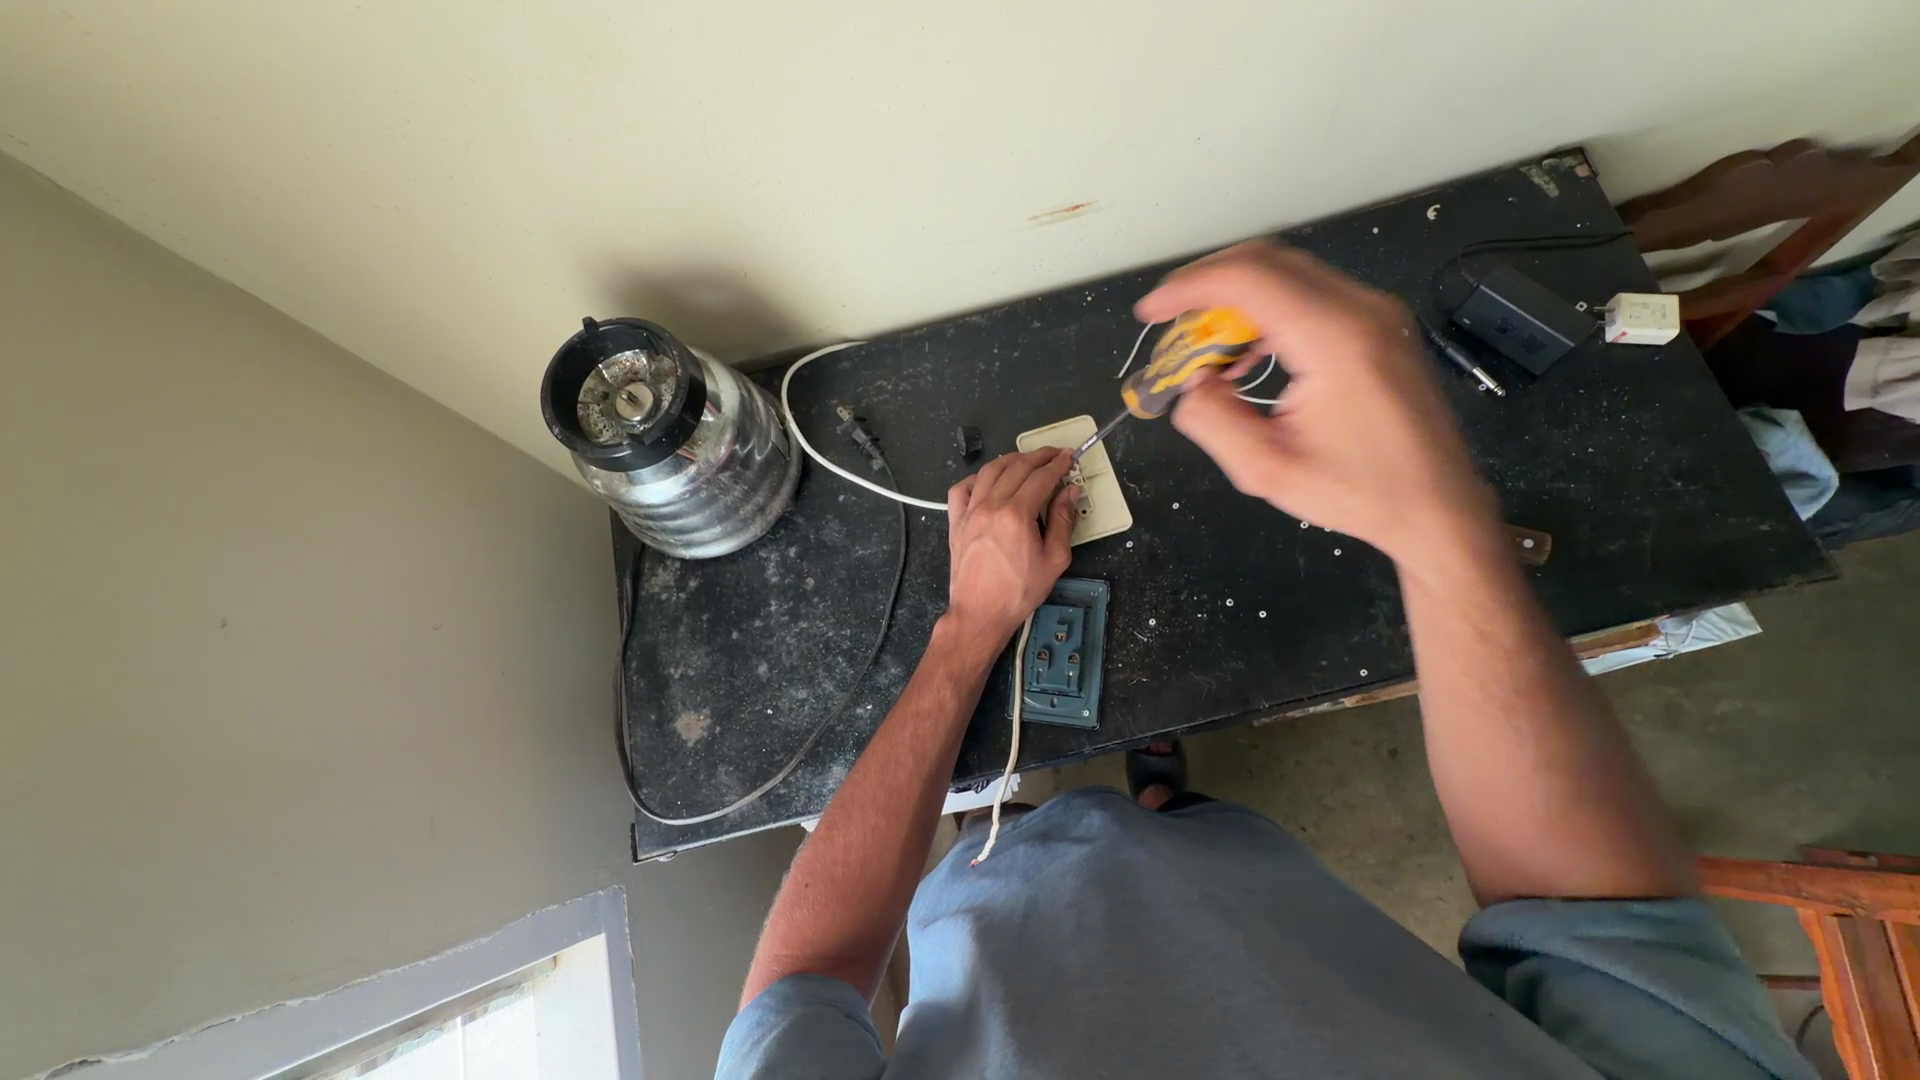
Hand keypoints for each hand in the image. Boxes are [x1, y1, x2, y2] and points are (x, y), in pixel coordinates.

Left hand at [944, 448, 1077, 639]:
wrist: (980, 613)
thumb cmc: (1019, 592)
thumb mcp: (1054, 559)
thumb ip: (1062, 521)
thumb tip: (1069, 492)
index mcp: (1016, 515)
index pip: (1041, 477)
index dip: (1058, 464)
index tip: (1070, 457)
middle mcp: (990, 506)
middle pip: (1016, 467)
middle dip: (1039, 456)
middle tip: (1055, 455)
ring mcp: (969, 512)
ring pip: (989, 471)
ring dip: (1011, 460)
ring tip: (1027, 460)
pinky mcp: (955, 522)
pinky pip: (961, 489)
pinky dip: (976, 478)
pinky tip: (989, 480)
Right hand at [1137, 242, 1499, 565]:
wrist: (1437, 506)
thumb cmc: (1357, 492)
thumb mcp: (1265, 469)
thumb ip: (1211, 418)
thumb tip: (1191, 382)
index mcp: (1335, 338)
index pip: (1249, 278)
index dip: (1189, 287)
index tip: (1150, 312)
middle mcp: (1361, 308)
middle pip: (1268, 262)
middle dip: (1206, 286)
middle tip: (1170, 325)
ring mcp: (1375, 313)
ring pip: (1288, 274)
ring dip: (1235, 300)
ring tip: (1204, 349)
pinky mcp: (1379, 326)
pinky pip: (1310, 296)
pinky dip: (1266, 312)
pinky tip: (1246, 356)